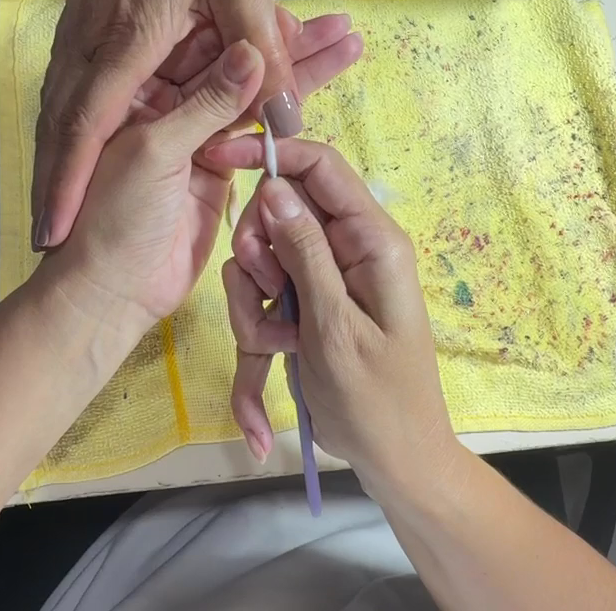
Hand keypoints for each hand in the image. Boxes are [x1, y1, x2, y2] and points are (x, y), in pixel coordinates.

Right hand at [33, 0, 298, 249]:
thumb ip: (263, 46)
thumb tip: (285, 114)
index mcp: (132, 28)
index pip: (92, 121)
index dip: (70, 179)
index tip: (56, 227)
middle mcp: (92, 30)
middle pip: (61, 118)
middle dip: (52, 178)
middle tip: (50, 228)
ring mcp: (80, 14)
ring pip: (61, 95)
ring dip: (58, 147)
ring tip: (56, 194)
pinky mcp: (82, 1)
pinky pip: (71, 69)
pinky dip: (69, 108)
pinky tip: (79, 127)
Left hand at [49, 15, 363, 331]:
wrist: (113, 288)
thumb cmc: (115, 215)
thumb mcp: (156, 149)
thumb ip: (207, 103)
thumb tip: (255, 51)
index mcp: (143, 86)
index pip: (208, 46)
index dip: (256, 32)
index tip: (305, 19)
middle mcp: (173, 102)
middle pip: (238, 68)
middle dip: (291, 49)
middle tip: (343, 29)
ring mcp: (198, 135)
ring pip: (253, 98)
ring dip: (298, 76)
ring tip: (347, 48)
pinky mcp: (219, 168)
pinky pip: (258, 136)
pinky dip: (287, 117)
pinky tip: (320, 95)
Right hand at [203, 137, 453, 487]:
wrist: (395, 462)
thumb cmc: (376, 400)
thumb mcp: (334, 326)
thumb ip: (304, 251)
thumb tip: (273, 186)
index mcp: (371, 240)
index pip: (320, 166)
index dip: (271, 152)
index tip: (219, 154)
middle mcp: (348, 248)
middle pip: (278, 212)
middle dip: (258, 254)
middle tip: (268, 298)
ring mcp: (325, 278)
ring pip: (262, 258)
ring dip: (253, 304)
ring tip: (279, 346)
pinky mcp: (306, 305)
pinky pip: (262, 298)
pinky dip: (256, 332)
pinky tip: (264, 379)